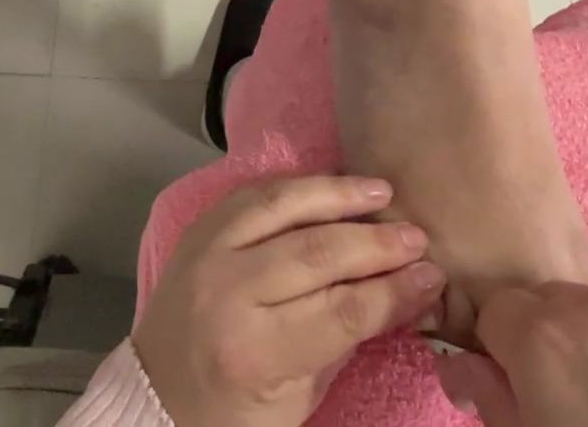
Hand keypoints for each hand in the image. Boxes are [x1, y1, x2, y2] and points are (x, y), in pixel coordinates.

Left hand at [135, 176, 445, 426]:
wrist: (156, 396)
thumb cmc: (234, 410)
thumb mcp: (298, 396)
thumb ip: (347, 337)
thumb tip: (407, 291)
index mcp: (255, 351)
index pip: (342, 311)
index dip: (394, 290)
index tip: (432, 274)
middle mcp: (228, 293)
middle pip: (317, 253)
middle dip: (376, 242)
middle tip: (417, 235)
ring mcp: (208, 254)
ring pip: (282, 207)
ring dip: (337, 195)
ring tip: (380, 190)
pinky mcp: (198, 230)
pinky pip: (252, 194)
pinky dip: (295, 186)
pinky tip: (327, 184)